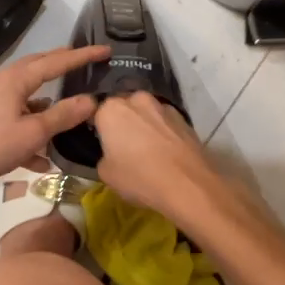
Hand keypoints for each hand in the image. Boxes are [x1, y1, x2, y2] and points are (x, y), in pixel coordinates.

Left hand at [0, 45, 111, 188]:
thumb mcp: (31, 133)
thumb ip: (62, 116)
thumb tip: (90, 101)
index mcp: (14, 80)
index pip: (55, 62)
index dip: (82, 56)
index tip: (105, 50)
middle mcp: (1, 83)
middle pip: (37, 71)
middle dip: (62, 69)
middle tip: (85, 65)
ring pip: (26, 99)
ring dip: (47, 108)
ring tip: (69, 117)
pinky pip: (14, 120)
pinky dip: (30, 132)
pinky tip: (42, 161)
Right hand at [93, 92, 221, 222]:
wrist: (188, 185)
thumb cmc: (139, 177)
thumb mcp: (105, 174)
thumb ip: (103, 156)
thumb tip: (112, 154)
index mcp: (112, 109)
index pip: (97, 112)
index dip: (98, 128)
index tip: (101, 143)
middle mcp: (137, 100)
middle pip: (124, 108)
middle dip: (122, 122)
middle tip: (123, 146)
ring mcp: (163, 107)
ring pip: (146, 113)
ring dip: (144, 125)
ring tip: (147, 150)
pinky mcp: (185, 118)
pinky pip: (165, 123)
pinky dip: (163, 133)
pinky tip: (166, 152)